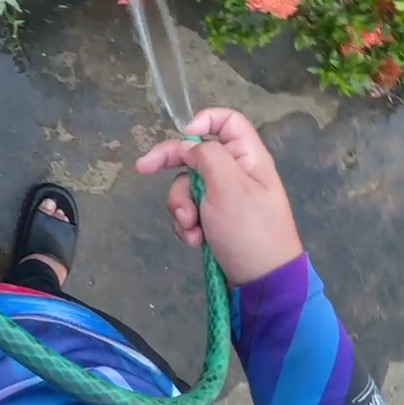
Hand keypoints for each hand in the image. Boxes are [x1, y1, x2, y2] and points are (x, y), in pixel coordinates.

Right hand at [135, 108, 302, 284]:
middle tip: (142, 169)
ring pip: (186, 185)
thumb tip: (189, 146)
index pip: (227, 121)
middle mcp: (235, 172)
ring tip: (191, 227)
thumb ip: (206, 156)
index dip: (203, 121)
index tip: (183, 136)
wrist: (262, 284)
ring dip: (181, 206)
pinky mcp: (213, 219)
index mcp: (247, 157)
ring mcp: (223, 197)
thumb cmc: (249, 229)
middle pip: (195, 153)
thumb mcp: (229, 186)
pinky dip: (186, 224)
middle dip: (170, 165)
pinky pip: (189, 210)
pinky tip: (194, 239)